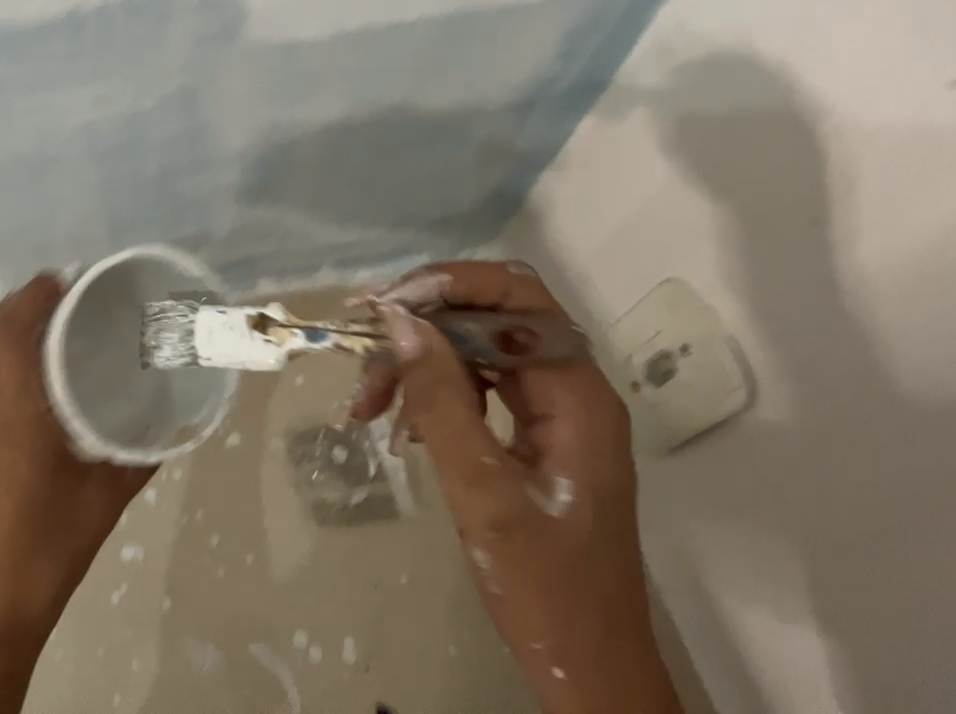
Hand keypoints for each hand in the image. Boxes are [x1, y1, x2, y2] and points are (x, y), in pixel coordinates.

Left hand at [0, 272, 154, 633]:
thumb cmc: (52, 543)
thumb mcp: (110, 494)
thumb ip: (142, 453)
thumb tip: (176, 426)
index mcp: (16, 408)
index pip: (11, 329)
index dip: (33, 296)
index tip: (63, 281)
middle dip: (16, 306)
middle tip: (55, 300)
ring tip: (22, 325)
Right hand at [355, 261, 681, 713]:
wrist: (589, 668)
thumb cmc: (545, 588)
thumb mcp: (482, 493)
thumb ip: (440, 401)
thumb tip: (399, 321)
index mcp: (576, 393)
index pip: (517, 298)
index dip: (449, 286)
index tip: (385, 309)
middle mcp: (570, 388)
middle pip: (492, 318)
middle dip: (423, 328)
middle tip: (365, 362)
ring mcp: (554, 412)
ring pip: (478, 352)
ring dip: (420, 364)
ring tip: (368, 404)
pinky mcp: (535, 436)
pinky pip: (478, 389)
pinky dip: (434, 395)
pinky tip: (400, 424)